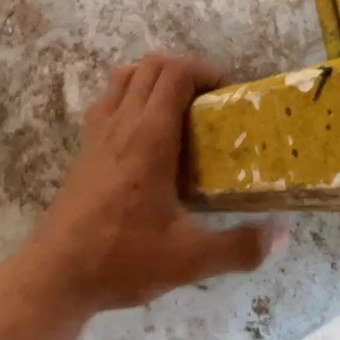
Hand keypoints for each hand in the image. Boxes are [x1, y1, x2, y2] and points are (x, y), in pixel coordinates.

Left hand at [13, 53, 287, 314]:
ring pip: (124, 76)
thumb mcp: (189, 260)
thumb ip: (239, 247)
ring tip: (178, 110)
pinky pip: (108, 100)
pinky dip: (129, 96)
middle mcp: (122, 122)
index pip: (176, 73)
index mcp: (149, 135)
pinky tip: (143, 135)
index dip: (204, 71)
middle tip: (209, 103)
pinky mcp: (84, 147)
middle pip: (152, 66)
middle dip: (184, 71)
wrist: (57, 272)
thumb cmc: (123, 258)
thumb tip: (282, 235)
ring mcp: (98, 131)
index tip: (227, 93)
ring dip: (153, 78)